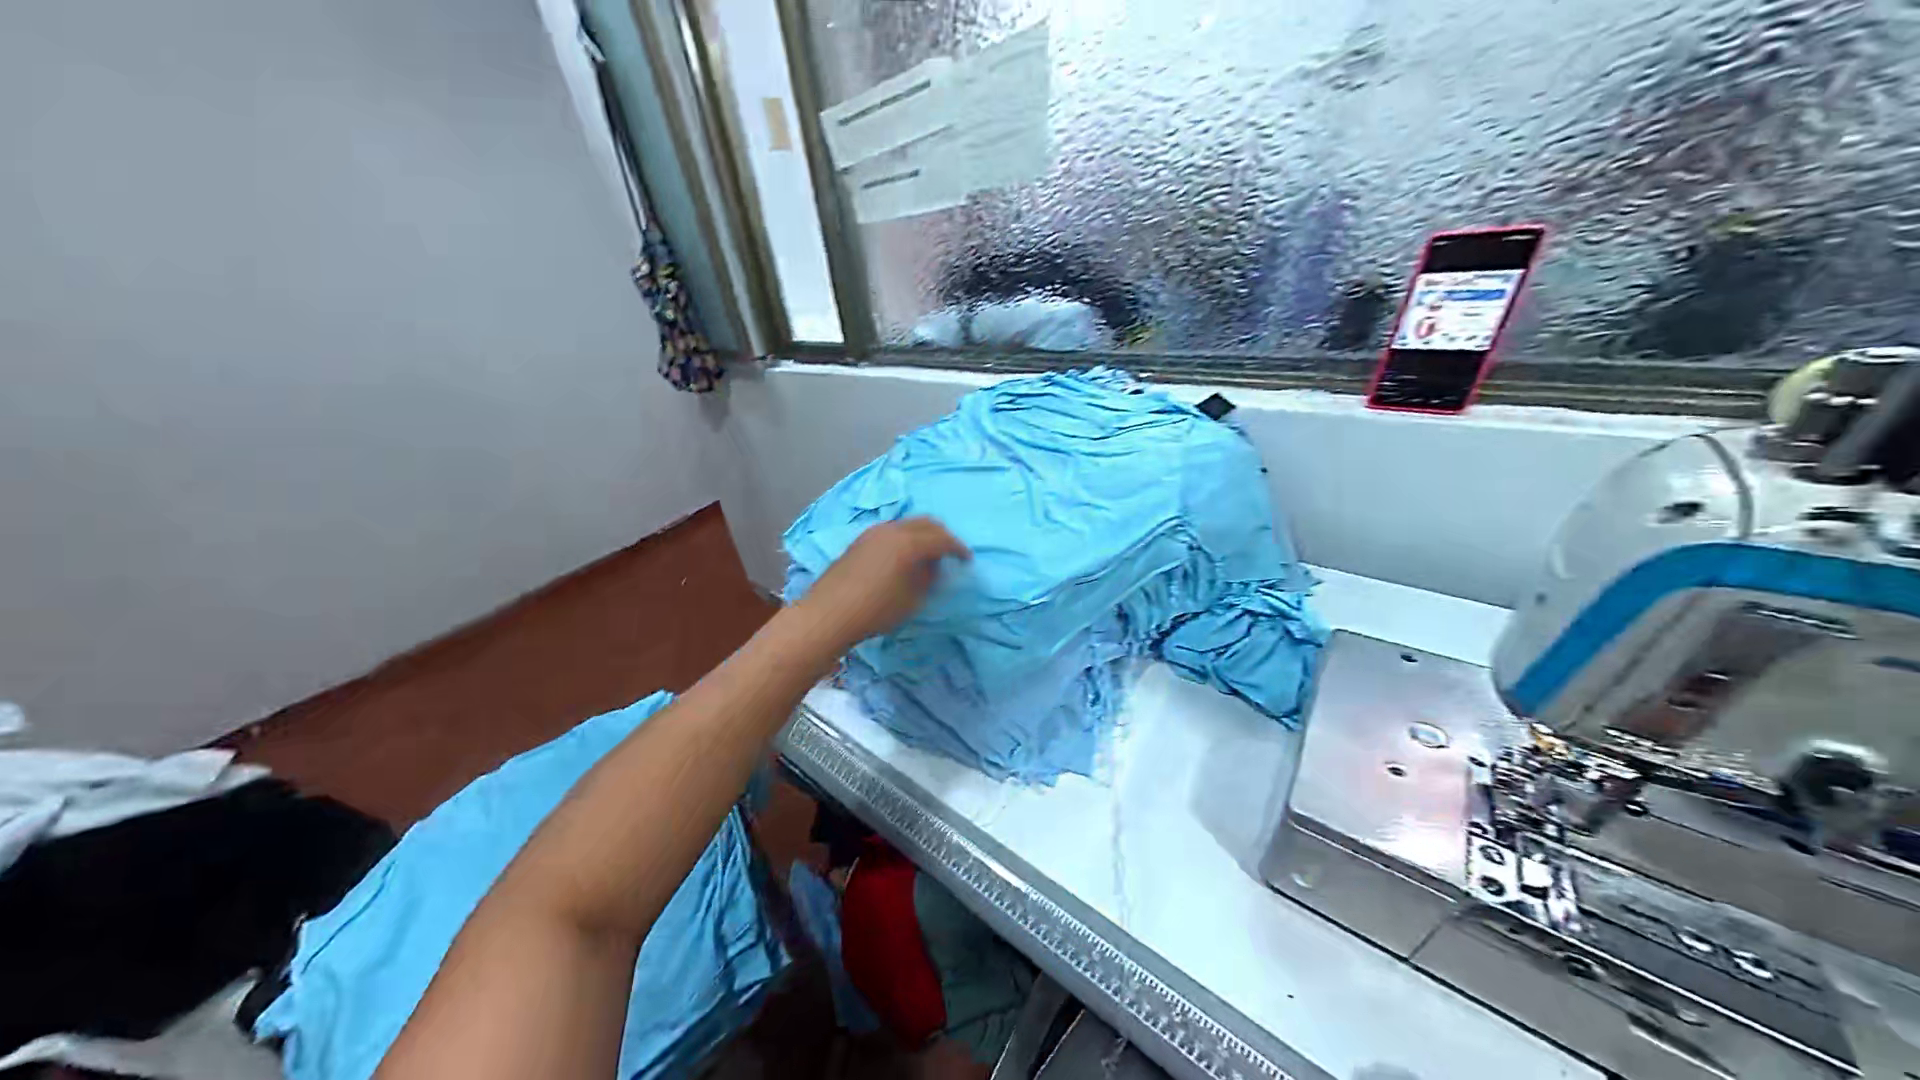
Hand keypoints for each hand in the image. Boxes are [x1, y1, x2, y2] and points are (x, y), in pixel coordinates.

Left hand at [793, 517, 970, 650]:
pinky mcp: (860, 541)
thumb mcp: (912, 599)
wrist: (828, 613)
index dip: (958, 548)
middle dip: (942, 535)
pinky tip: (903, 556)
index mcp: (910, 543)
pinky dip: (905, 538)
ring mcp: (873, 533)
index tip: (967, 559)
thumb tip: (932, 565)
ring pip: (906, 524)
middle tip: (950, 552)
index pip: (942, 539)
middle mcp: (892, 530)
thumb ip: (928, 578)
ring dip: (922, 534)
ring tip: (927, 554)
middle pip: (925, 523)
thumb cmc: (876, 610)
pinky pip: (891, 531)